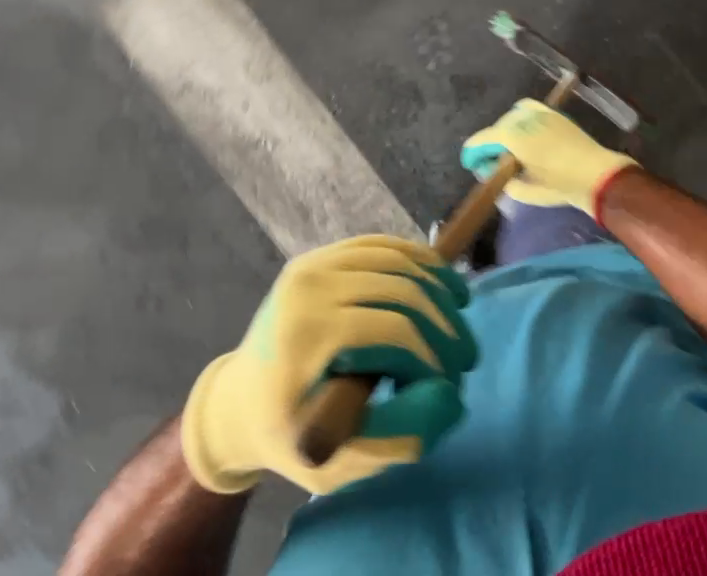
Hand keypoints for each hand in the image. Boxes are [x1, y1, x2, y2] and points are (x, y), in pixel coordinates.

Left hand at [180, 235, 477, 495]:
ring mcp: (311, 265)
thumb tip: (451, 394)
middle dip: (445, 324)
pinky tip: (441, 283)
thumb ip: (401, 435)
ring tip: (462, 317)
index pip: (397, 331)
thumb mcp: (341, 461)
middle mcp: (308, 287)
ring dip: (439, 286)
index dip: (437, 358)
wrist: (240, 401)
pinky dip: (418, 260)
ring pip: (398, 259)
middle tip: (466, 360)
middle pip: (402, 290)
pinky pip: (382, 245)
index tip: (453, 387)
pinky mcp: (319, 256)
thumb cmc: (290, 436)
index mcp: (308, 336)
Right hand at [461, 99, 638, 217]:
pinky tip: (522, 129)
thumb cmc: (559, 186)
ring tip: (507, 148)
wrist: (597, 176)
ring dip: (504, 131)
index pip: (484, 139)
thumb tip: (489, 170)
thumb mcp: (524, 190)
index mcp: (513, 137)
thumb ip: (501, 179)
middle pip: (497, 128)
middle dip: (490, 143)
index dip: (473, 152)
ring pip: (511, 117)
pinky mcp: (554, 114)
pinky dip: (519, 116)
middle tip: (489, 162)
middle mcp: (523, 120)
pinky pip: (528, 108)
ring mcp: (540, 114)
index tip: (469, 163)